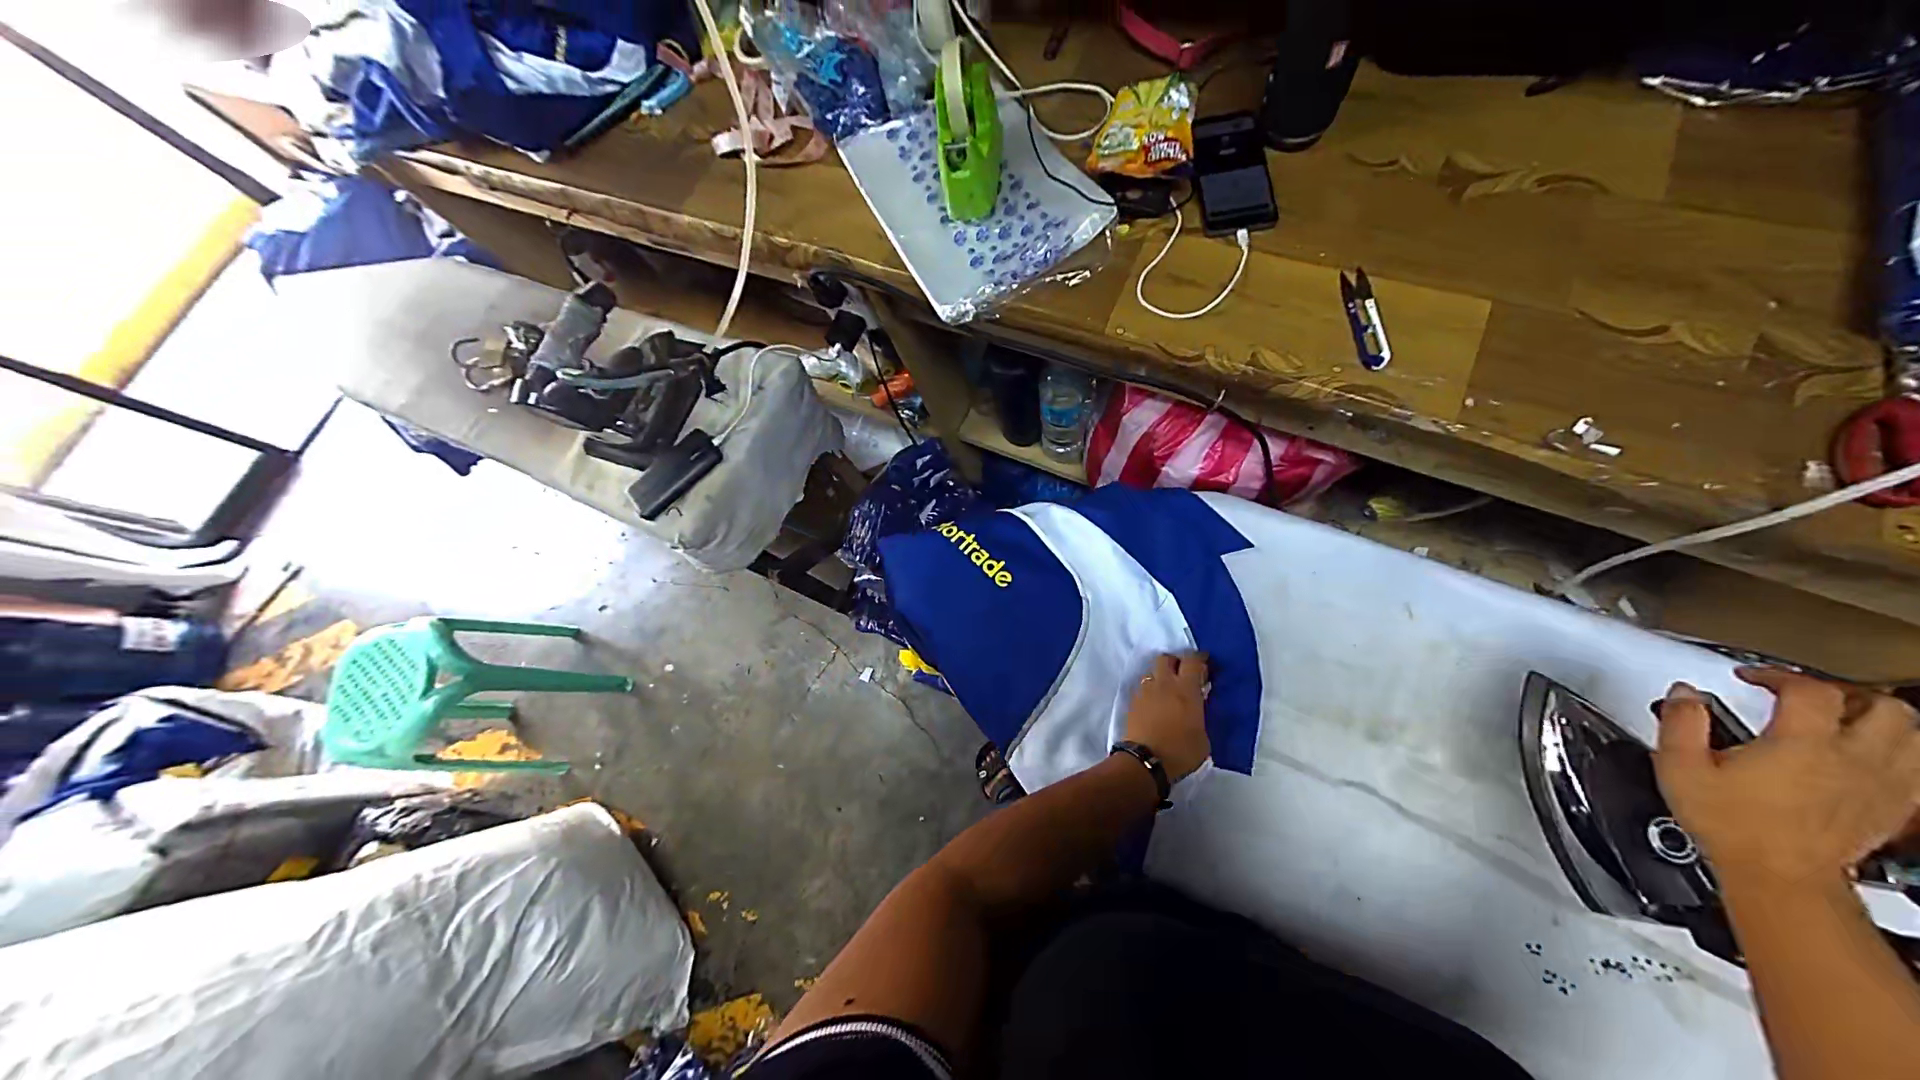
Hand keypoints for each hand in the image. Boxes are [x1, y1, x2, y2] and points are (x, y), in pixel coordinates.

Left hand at [1123, 652, 1209, 781]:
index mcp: (1185, 689)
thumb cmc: (1181, 750)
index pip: (1192, 660)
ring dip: (1161, 677)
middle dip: (1176, 663)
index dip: (1200, 660)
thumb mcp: (1204, 736)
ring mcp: (1145, 691)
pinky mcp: (1133, 702)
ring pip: (1152, 672)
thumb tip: (1198, 706)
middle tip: (1185, 676)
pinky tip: (1156, 706)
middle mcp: (1164, 684)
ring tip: (1169, 693)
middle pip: (1166, 658)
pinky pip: (1143, 688)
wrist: (1146, 761)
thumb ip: (1201, 714)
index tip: (1206, 668)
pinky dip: (1151, 692)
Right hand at [1654, 668, 1919, 887]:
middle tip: (1809, 694)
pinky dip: (1899, 752)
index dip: (1778, 675)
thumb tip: (1684, 695)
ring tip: (1846, 716)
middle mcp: (1852, 760)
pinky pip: (1918, 768)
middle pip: (1881, 706)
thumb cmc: (1734, 825)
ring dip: (1881, 718)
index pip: (1808, 689)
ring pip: (1913, 735)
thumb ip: (1681, 723)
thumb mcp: (1680, 766)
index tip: (1754, 678)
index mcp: (1801, 744)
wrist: (1779, 876)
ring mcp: (1882, 785)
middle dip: (1843, 692)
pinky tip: (1871, 755)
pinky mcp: (1894, 807)